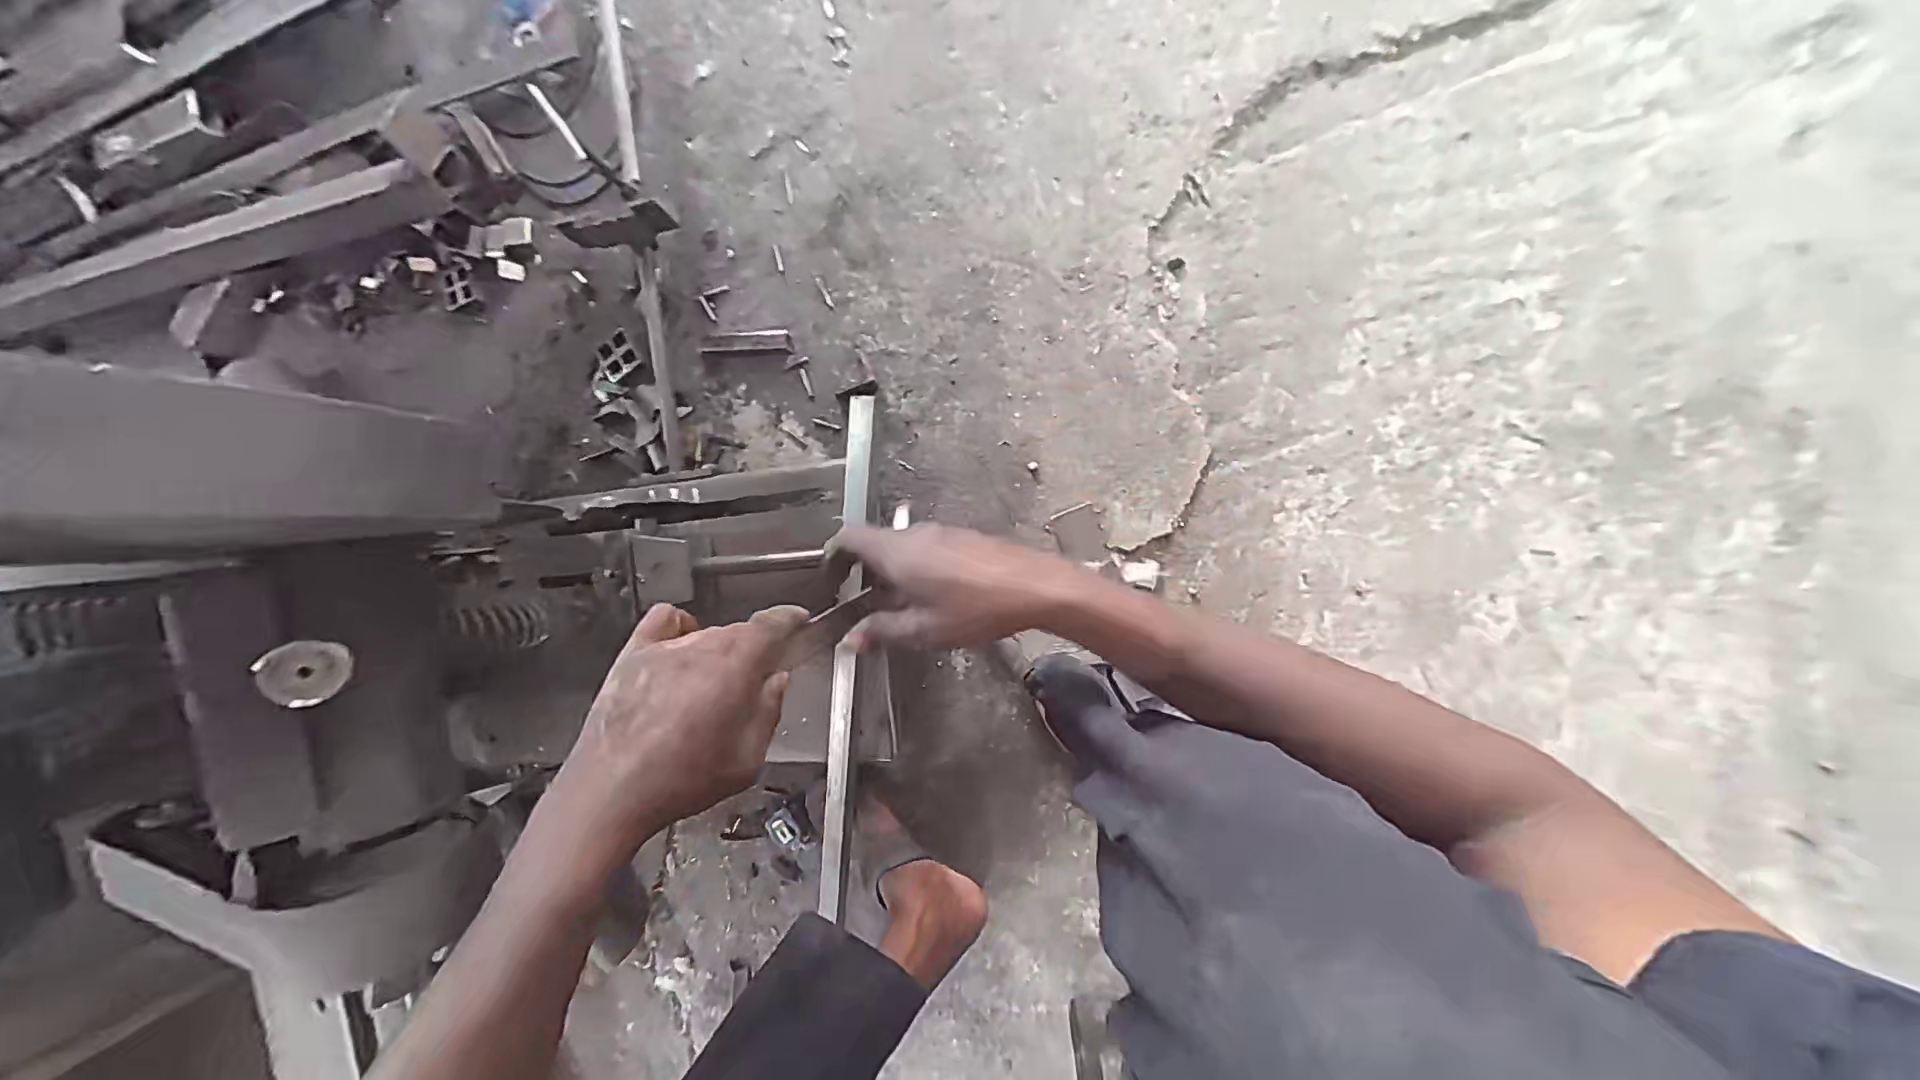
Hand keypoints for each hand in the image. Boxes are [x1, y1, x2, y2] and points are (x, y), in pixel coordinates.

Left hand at [554, 602, 808, 851]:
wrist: (609, 795)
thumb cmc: (675, 782)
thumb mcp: (746, 760)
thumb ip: (769, 712)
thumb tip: (777, 684)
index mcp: (736, 667)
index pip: (772, 623)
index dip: (790, 619)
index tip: (797, 622)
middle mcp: (701, 648)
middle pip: (742, 630)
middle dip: (756, 649)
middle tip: (755, 681)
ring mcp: (665, 649)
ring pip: (708, 632)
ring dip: (720, 650)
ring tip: (712, 687)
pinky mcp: (634, 655)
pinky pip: (665, 621)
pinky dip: (681, 628)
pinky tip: (682, 652)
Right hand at [827, 524, 1091, 649]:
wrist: (1034, 586)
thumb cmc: (976, 608)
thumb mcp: (923, 630)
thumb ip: (882, 631)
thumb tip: (852, 640)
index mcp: (896, 551)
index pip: (849, 537)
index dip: (834, 555)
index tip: (831, 577)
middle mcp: (915, 534)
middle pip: (876, 542)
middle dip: (865, 571)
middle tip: (866, 603)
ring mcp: (943, 532)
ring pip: (904, 546)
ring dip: (895, 571)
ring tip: (904, 605)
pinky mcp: (965, 537)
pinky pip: (929, 548)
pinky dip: (920, 567)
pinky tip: (937, 595)